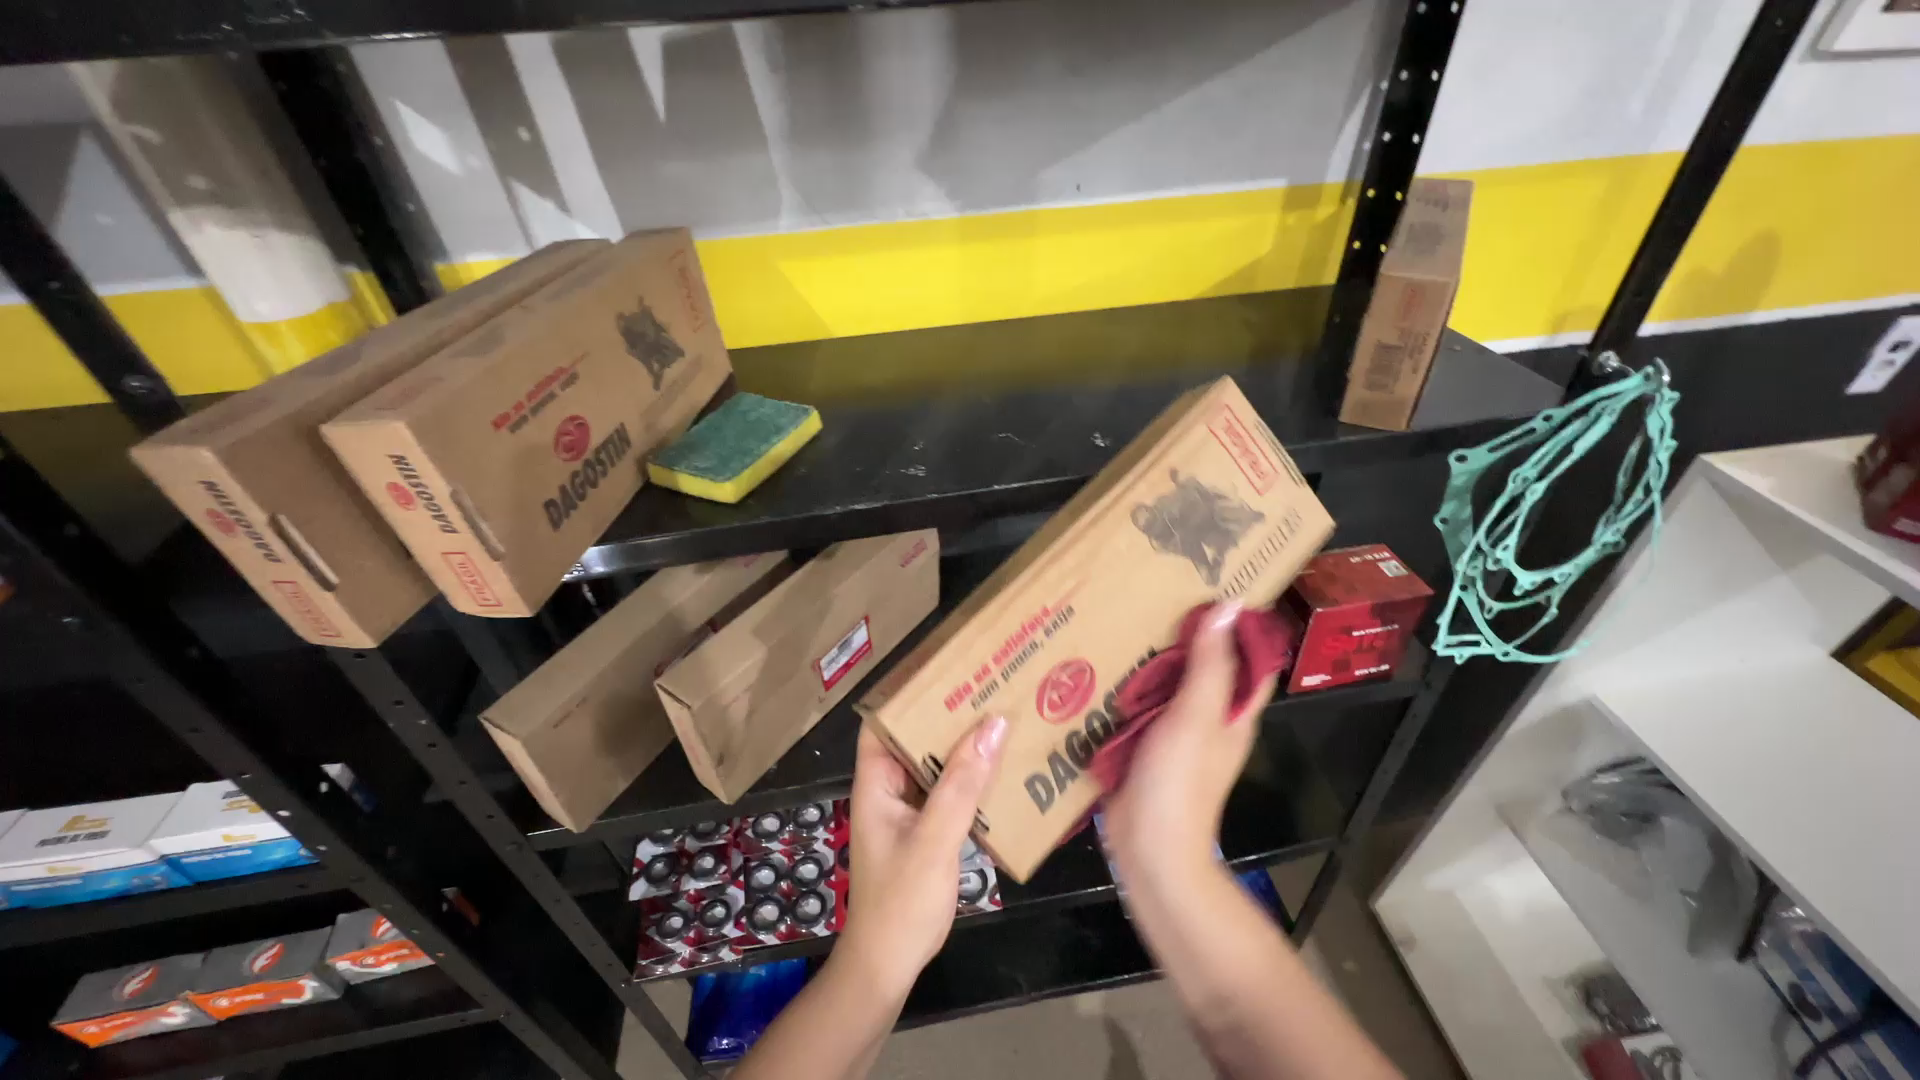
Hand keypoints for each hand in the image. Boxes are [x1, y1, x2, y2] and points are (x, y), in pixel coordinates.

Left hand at [834, 715, 1007, 997]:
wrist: (890, 964)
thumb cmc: (902, 900)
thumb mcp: (934, 838)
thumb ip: (962, 784)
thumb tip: (992, 724)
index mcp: (876, 784)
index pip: (883, 725)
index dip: (908, 697)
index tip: (946, 673)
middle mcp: (890, 792)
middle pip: (914, 742)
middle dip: (947, 718)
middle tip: (988, 690)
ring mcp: (909, 814)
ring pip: (935, 769)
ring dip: (963, 750)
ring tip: (1002, 720)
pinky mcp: (928, 834)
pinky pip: (950, 795)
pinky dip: (972, 781)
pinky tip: (1004, 772)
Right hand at [1101, 601, 1274, 874]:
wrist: (1149, 849)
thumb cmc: (1180, 780)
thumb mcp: (1195, 715)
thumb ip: (1209, 664)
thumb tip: (1227, 606)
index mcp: (1233, 712)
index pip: (1251, 660)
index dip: (1242, 625)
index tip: (1215, 585)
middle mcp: (1209, 721)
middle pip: (1207, 669)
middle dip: (1189, 634)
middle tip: (1158, 592)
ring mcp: (1176, 736)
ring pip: (1171, 687)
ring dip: (1154, 659)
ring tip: (1126, 617)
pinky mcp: (1145, 749)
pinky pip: (1141, 709)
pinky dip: (1129, 687)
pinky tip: (1104, 665)